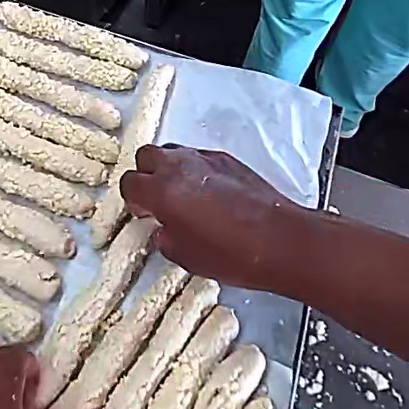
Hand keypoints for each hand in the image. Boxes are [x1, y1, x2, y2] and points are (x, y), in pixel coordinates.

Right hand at [119, 144, 313, 292]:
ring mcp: (203, 158)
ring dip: (169, 169)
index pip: (129, 182)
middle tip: (156, 198)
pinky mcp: (225, 158)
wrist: (279, 239)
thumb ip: (165, 236)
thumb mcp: (185, 257)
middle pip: (146, 156)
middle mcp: (178, 167)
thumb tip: (164, 229)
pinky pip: (198, 157)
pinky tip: (208, 193)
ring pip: (172, 152)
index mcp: (162, 191)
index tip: (143, 212)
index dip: (133, 199)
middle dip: (146, 175)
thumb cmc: (232, 254)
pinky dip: (194, 170)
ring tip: (182, 194)